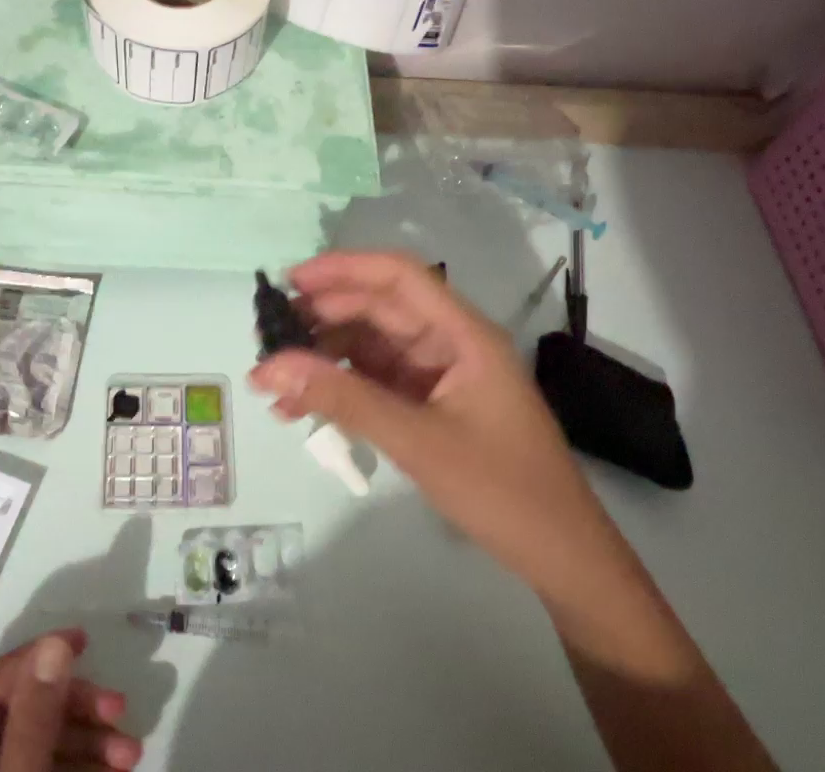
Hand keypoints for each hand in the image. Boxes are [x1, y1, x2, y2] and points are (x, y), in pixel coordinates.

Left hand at [0, 630, 142, 771]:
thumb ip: (35, 718)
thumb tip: (55, 643)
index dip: (37, 657)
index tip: (83, 639)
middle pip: (16, 715)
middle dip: (74, 709)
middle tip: (119, 707)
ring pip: (32, 748)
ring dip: (84, 744)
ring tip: (129, 751)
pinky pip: (34, 771)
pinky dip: (72, 767)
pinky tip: (109, 769)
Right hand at [247, 250, 612, 586]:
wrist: (559, 554)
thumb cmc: (500, 489)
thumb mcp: (416, 441)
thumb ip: (344, 399)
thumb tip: (271, 366)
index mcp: (463, 335)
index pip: (399, 277)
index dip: (343, 269)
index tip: (288, 282)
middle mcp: (451, 345)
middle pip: (379, 310)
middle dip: (321, 318)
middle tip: (265, 339)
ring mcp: (440, 377)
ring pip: (372, 348)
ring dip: (324, 359)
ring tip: (273, 382)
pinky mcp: (431, 407)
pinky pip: (376, 383)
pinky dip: (340, 390)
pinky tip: (301, 408)